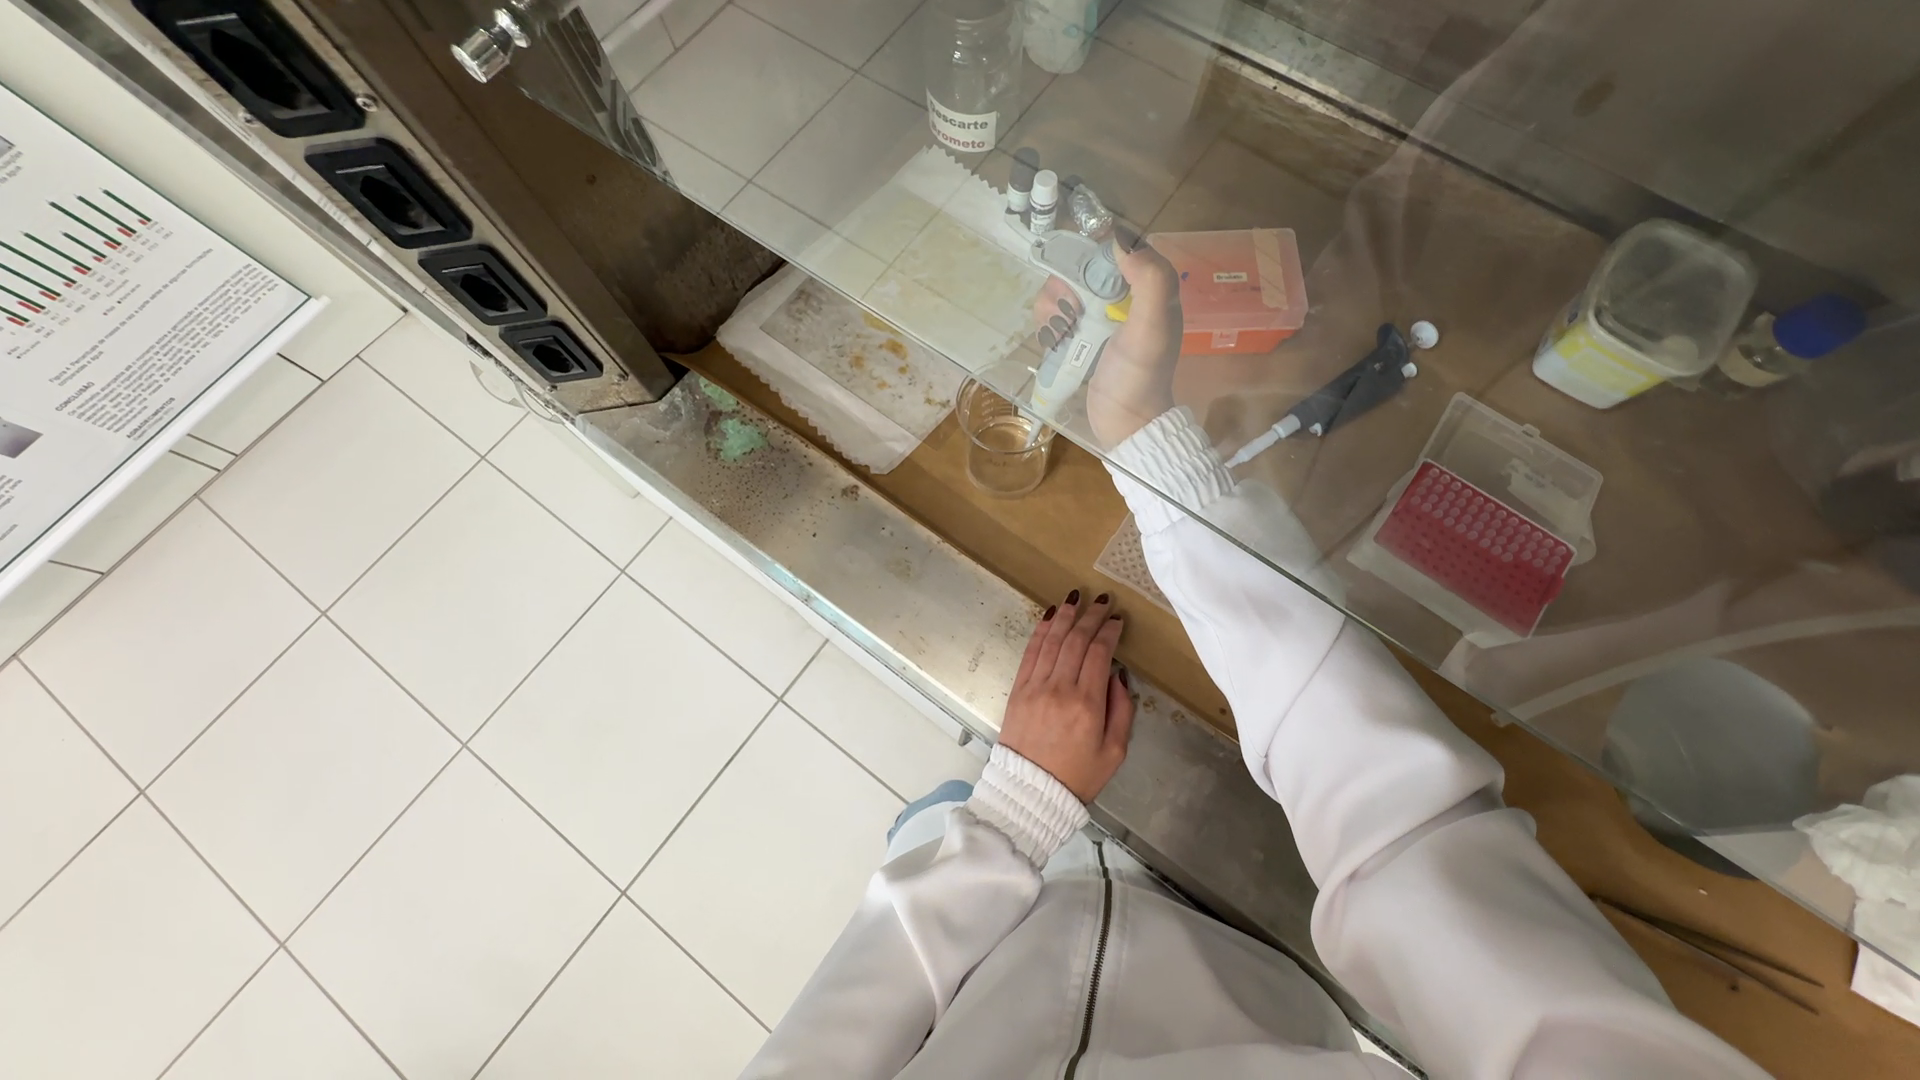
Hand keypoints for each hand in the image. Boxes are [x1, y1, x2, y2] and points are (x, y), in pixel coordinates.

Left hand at [999, 590, 1135, 801]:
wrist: (1030, 793)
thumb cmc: (1077, 777)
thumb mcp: (1115, 751)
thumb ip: (1122, 710)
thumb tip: (1117, 676)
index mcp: (1087, 704)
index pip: (1099, 653)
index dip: (1109, 631)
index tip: (1117, 619)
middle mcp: (1060, 689)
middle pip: (1076, 641)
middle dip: (1090, 616)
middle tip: (1102, 600)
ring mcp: (1035, 687)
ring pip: (1052, 641)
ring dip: (1065, 617)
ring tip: (1076, 599)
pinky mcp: (1018, 690)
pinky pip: (1031, 653)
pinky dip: (1041, 631)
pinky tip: (1050, 617)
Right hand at [1034, 240, 1183, 446]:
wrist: (1125, 424)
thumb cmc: (1140, 377)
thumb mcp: (1152, 329)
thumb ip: (1150, 281)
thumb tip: (1123, 240)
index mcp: (1150, 289)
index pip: (1120, 247)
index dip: (1095, 250)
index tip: (1078, 267)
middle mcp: (1124, 298)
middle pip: (1083, 266)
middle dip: (1067, 284)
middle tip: (1069, 311)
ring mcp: (1099, 318)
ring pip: (1065, 289)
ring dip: (1053, 306)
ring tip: (1061, 332)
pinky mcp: (1080, 336)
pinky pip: (1056, 314)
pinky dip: (1049, 323)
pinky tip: (1055, 341)